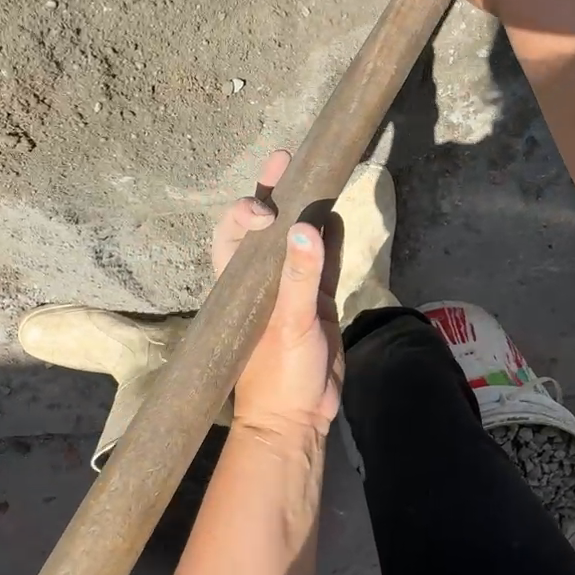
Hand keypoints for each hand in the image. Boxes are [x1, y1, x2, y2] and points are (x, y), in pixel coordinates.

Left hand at [212, 151, 341, 440]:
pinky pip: (324, 261)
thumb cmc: (278, 374)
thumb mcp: (289, 325)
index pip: (235, 234)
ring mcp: (291, 287)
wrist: (299, 417)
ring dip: (305, 209)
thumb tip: (305, 225)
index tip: (269, 208)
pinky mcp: (316, 299)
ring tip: (318, 174)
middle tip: (286, 157)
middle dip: (274, 191)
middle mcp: (263, 278)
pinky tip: (339, 216)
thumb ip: (299, 277)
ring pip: (297, 238)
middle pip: (266, 226)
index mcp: (241, 282)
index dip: (248, 211)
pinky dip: (331, 238)